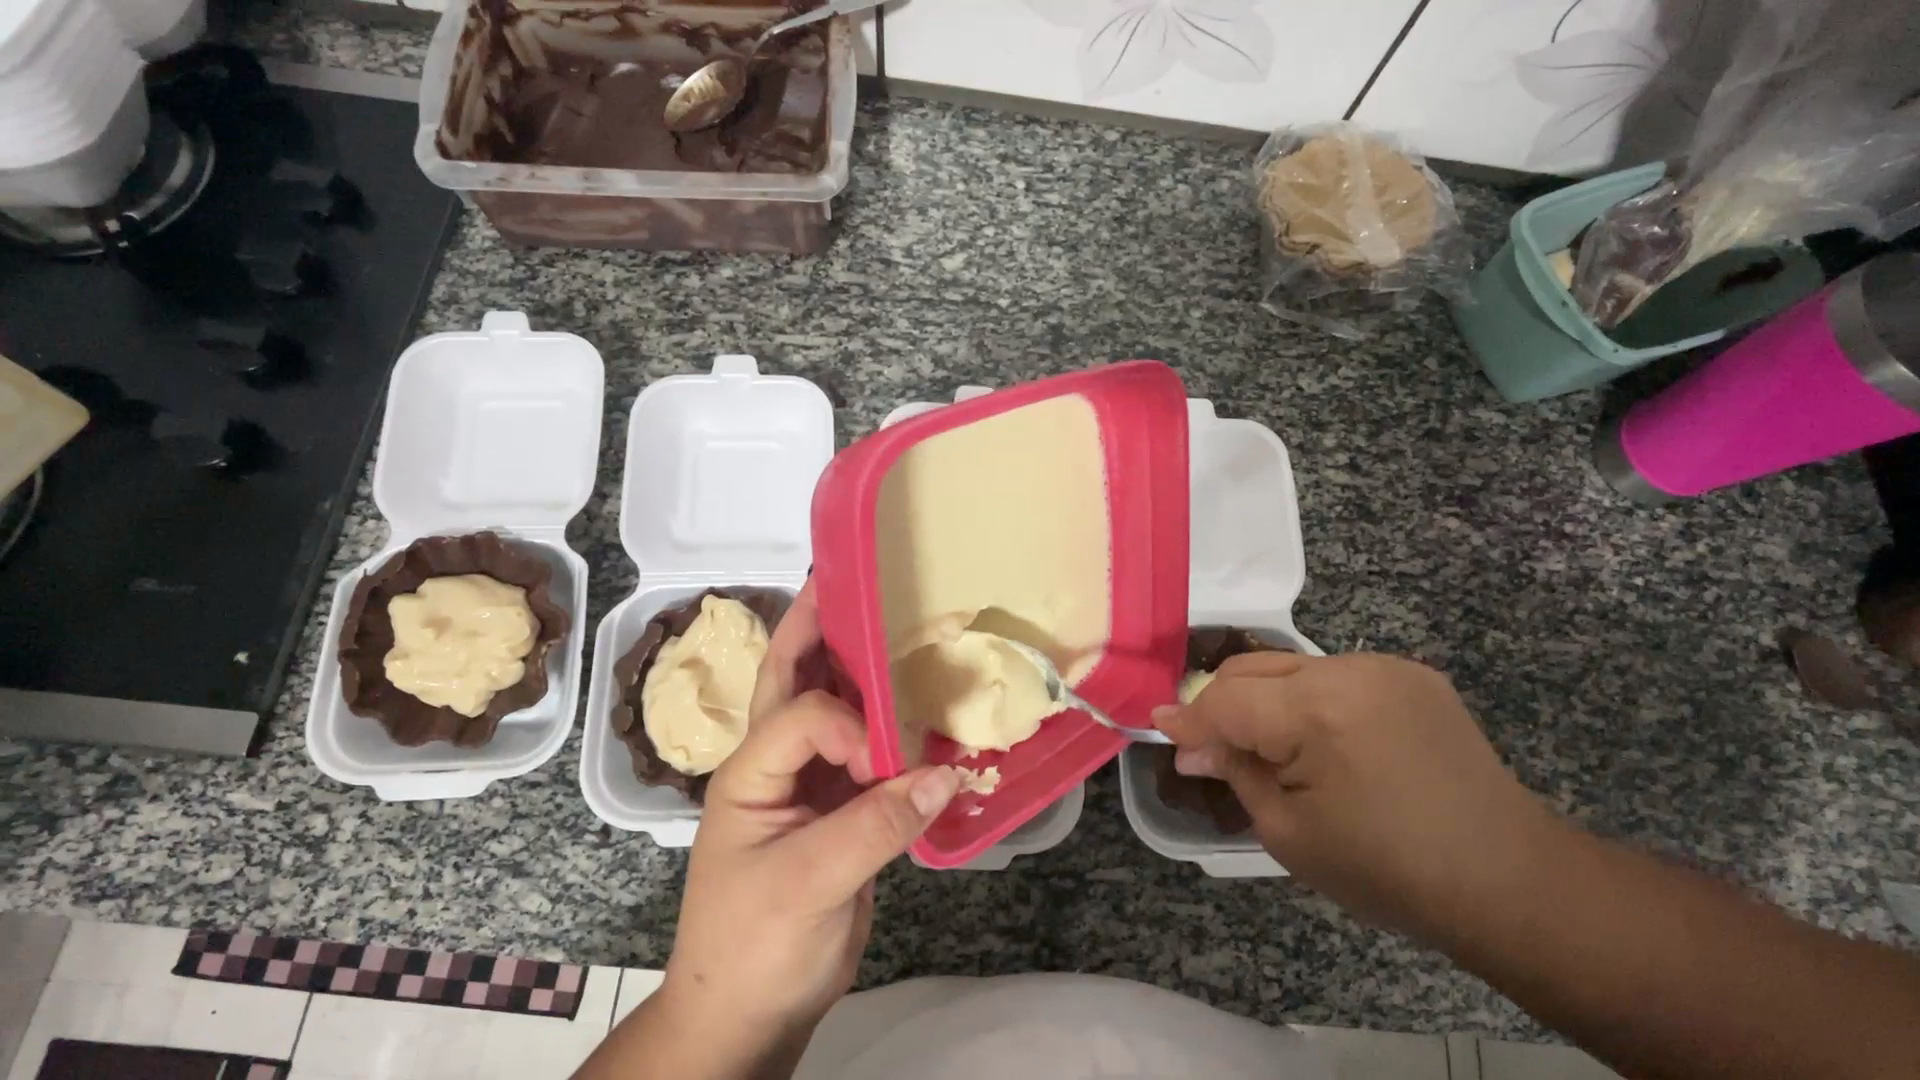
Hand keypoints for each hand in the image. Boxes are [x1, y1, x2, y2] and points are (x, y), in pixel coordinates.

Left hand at [661, 582, 962, 1058]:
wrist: (749, 1015)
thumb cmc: (755, 946)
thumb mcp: (806, 885)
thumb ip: (875, 827)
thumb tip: (948, 774)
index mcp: (750, 771)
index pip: (804, 716)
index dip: (848, 724)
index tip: (885, 761)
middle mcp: (779, 767)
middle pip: (797, 682)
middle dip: (819, 631)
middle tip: (850, 579)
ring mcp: (812, 790)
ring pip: (838, 716)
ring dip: (863, 676)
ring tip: (897, 627)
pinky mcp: (843, 817)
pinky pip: (874, 763)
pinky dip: (898, 738)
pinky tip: (928, 717)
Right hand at [1155, 651, 1558, 944]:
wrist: (1507, 879)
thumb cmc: (1386, 871)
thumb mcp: (1287, 833)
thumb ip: (1235, 773)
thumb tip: (1193, 746)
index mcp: (1317, 711)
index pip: (1227, 700)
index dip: (1189, 717)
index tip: (1157, 726)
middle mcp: (1350, 670)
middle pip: (1254, 668)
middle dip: (1221, 702)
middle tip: (1207, 746)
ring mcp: (1386, 667)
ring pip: (1291, 667)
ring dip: (1265, 700)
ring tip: (1264, 746)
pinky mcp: (1413, 675)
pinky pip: (1335, 676)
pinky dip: (1308, 699)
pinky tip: (1319, 740)